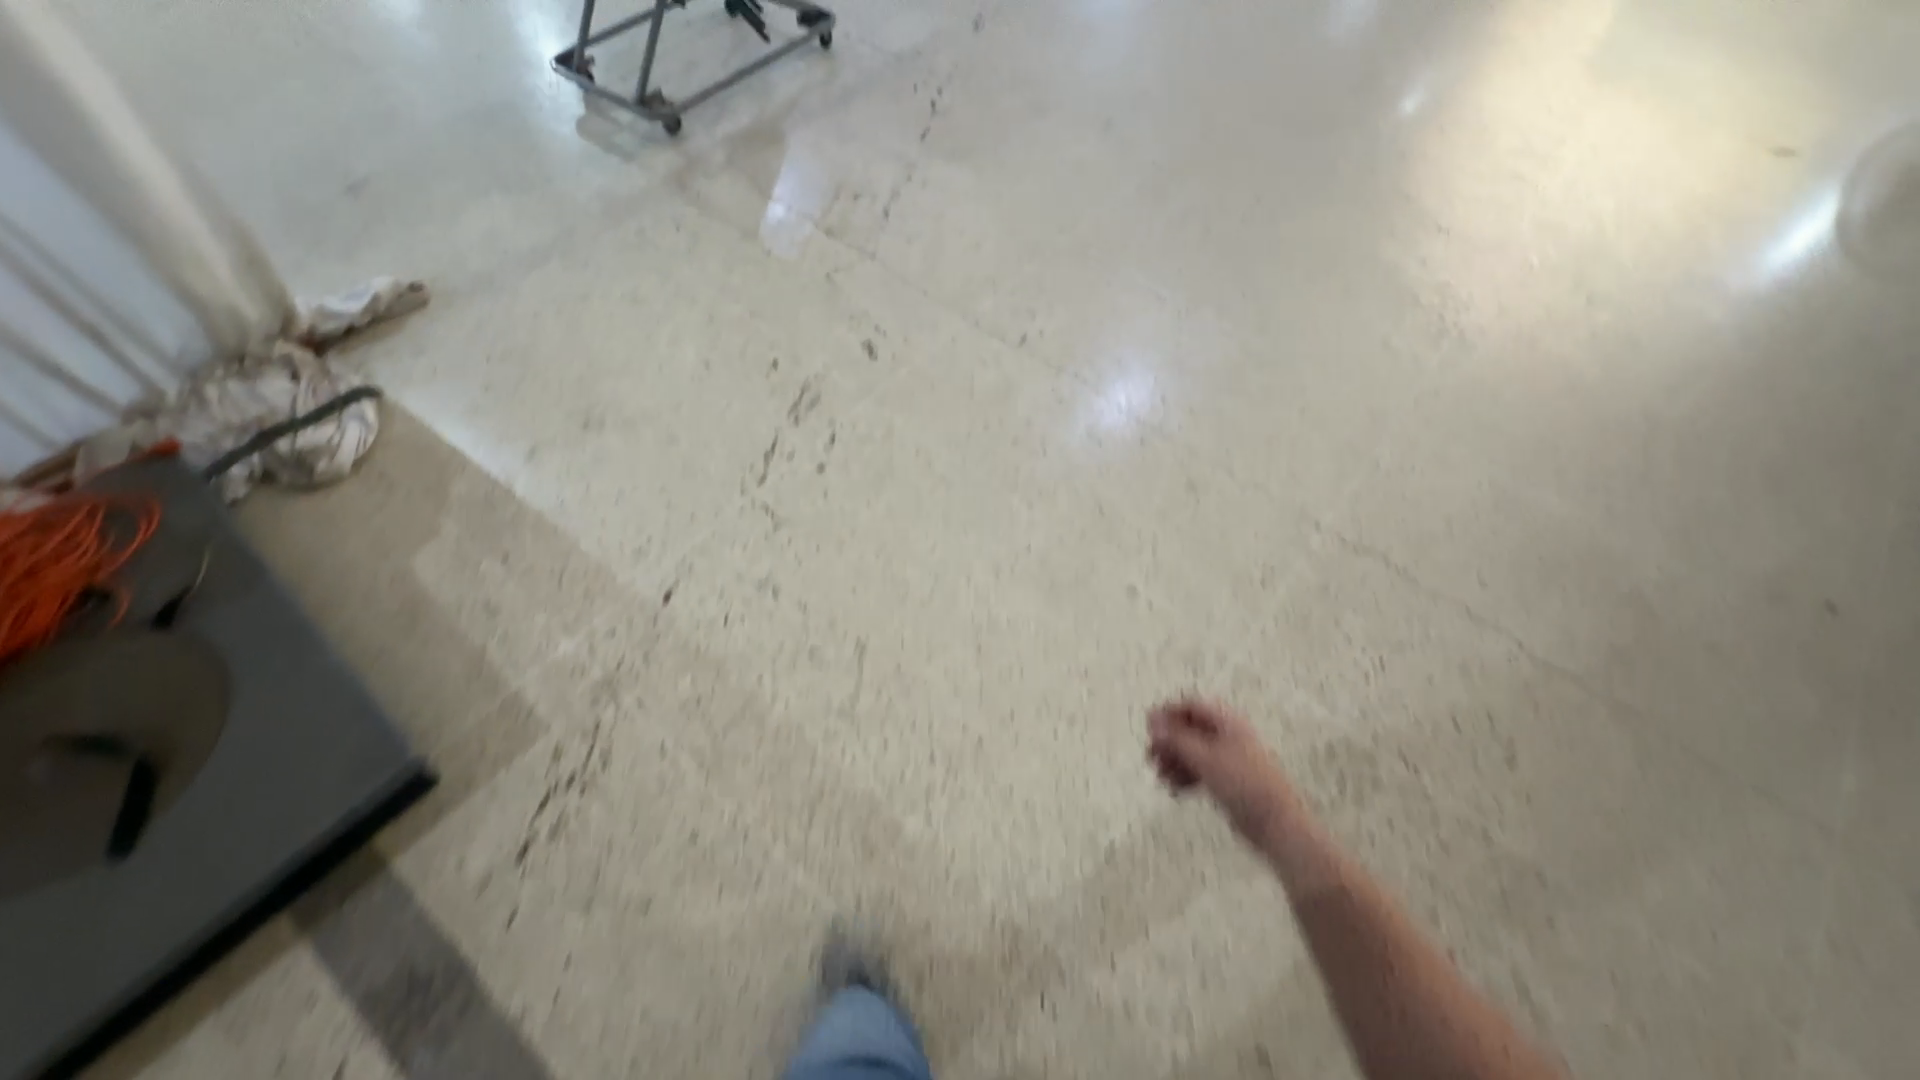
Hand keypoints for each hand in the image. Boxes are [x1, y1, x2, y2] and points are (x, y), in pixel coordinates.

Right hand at [1148, 698, 1304, 847]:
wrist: (1275, 821)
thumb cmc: (1241, 782)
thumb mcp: (1205, 757)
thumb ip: (1176, 738)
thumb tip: (1151, 719)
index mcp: (1227, 722)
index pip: (1191, 706)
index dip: (1168, 713)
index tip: (1149, 730)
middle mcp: (1227, 736)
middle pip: (1189, 729)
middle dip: (1169, 742)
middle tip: (1151, 758)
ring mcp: (1228, 759)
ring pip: (1192, 752)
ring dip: (1174, 761)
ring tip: (1161, 779)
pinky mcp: (1228, 780)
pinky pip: (1201, 771)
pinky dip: (1186, 776)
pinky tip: (1176, 791)